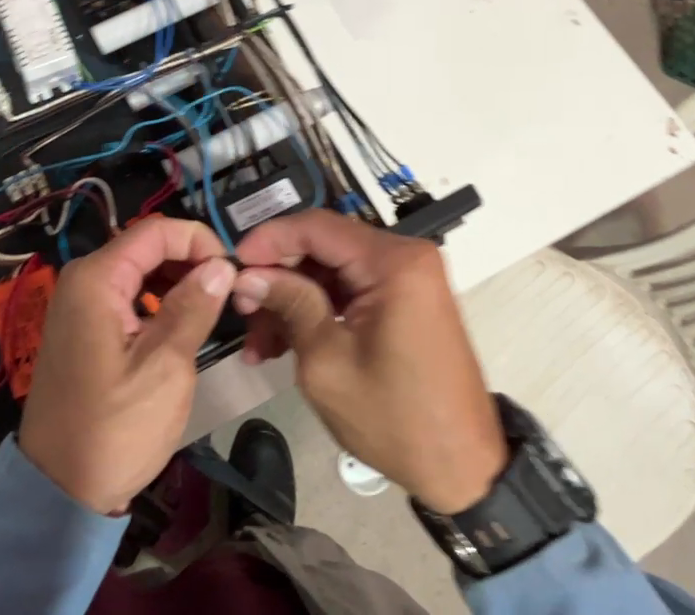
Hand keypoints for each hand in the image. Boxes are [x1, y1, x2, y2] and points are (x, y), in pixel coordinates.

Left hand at [17, 216, 235, 513]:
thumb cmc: (114, 428)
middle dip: (191, 261)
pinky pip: (126, 297)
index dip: (200, 241)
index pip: (156, 231)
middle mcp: (82, 280)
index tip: (235, 271)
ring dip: (177, 281)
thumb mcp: (164, 368)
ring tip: (216, 309)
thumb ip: (193, 308)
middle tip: (232, 294)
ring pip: (138, 271)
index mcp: (96, 279)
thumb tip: (221, 264)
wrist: (59, 486)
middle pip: (146, 247)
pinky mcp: (83, 327)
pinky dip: (157, 302)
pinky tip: (184, 324)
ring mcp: (79, 304)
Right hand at [231, 211, 506, 513]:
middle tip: (241, 309)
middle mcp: (405, 257)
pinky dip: (317, 311)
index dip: (267, 240)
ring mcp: (407, 280)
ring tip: (258, 344)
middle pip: (322, 247)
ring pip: (330, 272)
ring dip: (292, 300)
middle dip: (277, 276)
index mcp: (394, 262)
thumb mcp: (327, 361)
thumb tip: (247, 274)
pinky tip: (282, 345)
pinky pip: (350, 291)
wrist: (463, 469)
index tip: (231, 265)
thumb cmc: (395, 417)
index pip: (316, 226)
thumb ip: (289, 304)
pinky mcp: (404, 302)